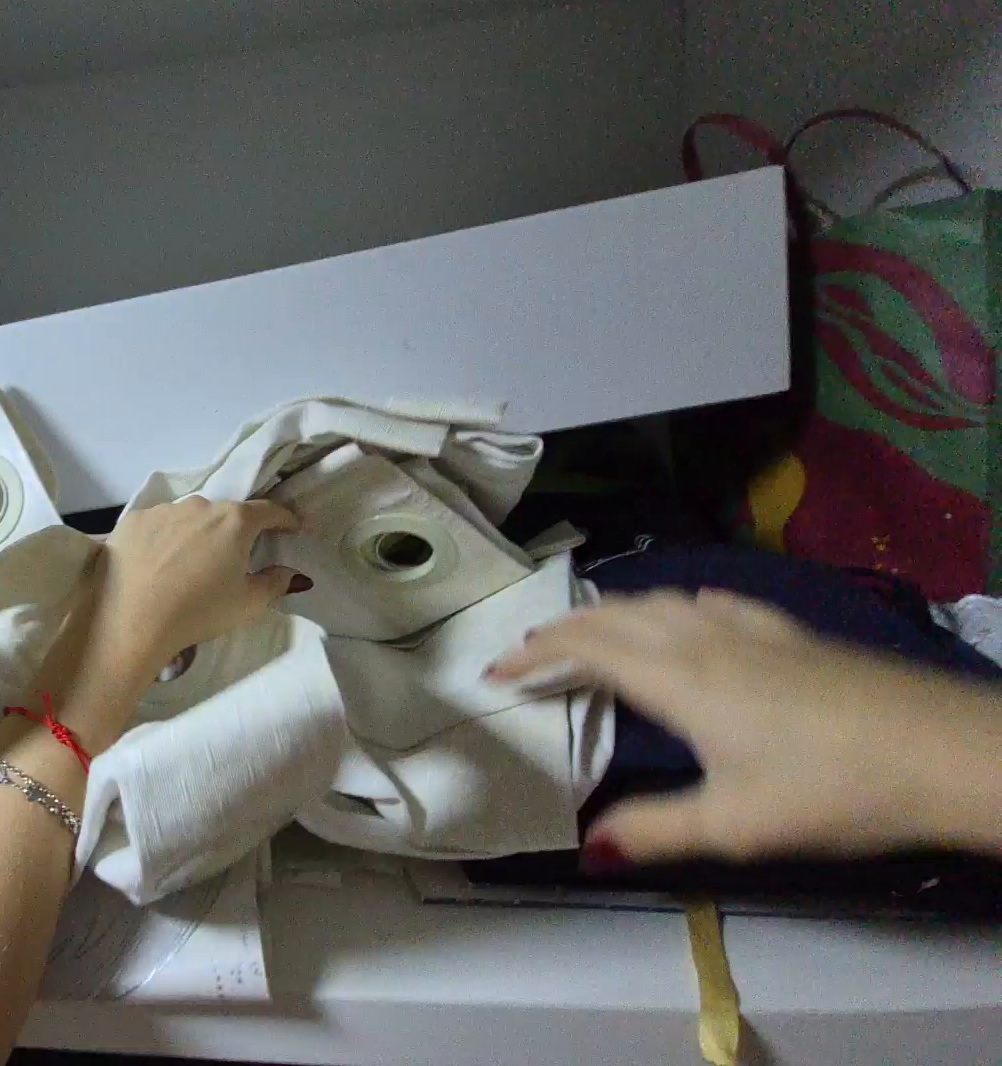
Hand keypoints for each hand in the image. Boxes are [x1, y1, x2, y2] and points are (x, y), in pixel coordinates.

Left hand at [89, 497, 306, 685]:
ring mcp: (162, 510)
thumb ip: (276, 583)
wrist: (132, 620)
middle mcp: (198, 505)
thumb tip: (293, 574)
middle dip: (231, 532)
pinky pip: (155, 526)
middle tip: (228, 559)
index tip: (289, 527)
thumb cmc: (198, 611)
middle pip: (223, 514)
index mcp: (234, 521)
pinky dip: (160, 539)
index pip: (267, 511)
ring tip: (185, 564)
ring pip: (186, 518)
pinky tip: (154, 564)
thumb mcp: (248, 604)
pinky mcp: (132, 520)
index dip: (283, 519)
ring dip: (192, 534)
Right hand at [488, 590, 1001, 866]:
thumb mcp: (739, 824)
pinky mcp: (788, 630)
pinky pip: (706, 601)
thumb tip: (586, 848)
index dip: (530, 655)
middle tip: (527, 652)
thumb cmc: (838, 789)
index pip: (580, 648)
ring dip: (605, 612)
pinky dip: (668, 604)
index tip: (494, 671)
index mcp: (673, 678)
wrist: (964, 754)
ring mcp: (746, 630)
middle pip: (608, 616)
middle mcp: (696, 640)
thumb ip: (656, 830)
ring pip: (652, 602)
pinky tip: (680, 614)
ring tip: (585, 630)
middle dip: (557, 629)